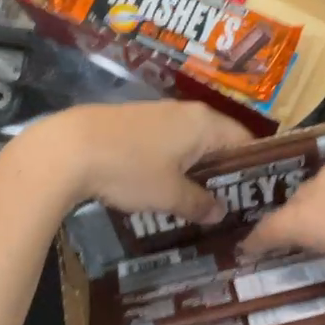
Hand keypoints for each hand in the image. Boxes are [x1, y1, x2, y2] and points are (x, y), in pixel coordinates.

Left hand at [15, 102, 253, 221]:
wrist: (68, 149)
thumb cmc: (130, 169)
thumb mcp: (170, 195)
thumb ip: (199, 203)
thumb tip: (220, 212)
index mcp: (205, 124)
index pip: (245, 142)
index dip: (253, 169)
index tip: (256, 196)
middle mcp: (186, 112)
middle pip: (218, 142)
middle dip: (223, 173)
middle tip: (230, 205)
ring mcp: (159, 114)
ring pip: (190, 144)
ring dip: (195, 170)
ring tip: (199, 202)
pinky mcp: (134, 123)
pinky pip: (167, 144)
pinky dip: (172, 164)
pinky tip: (164, 187)